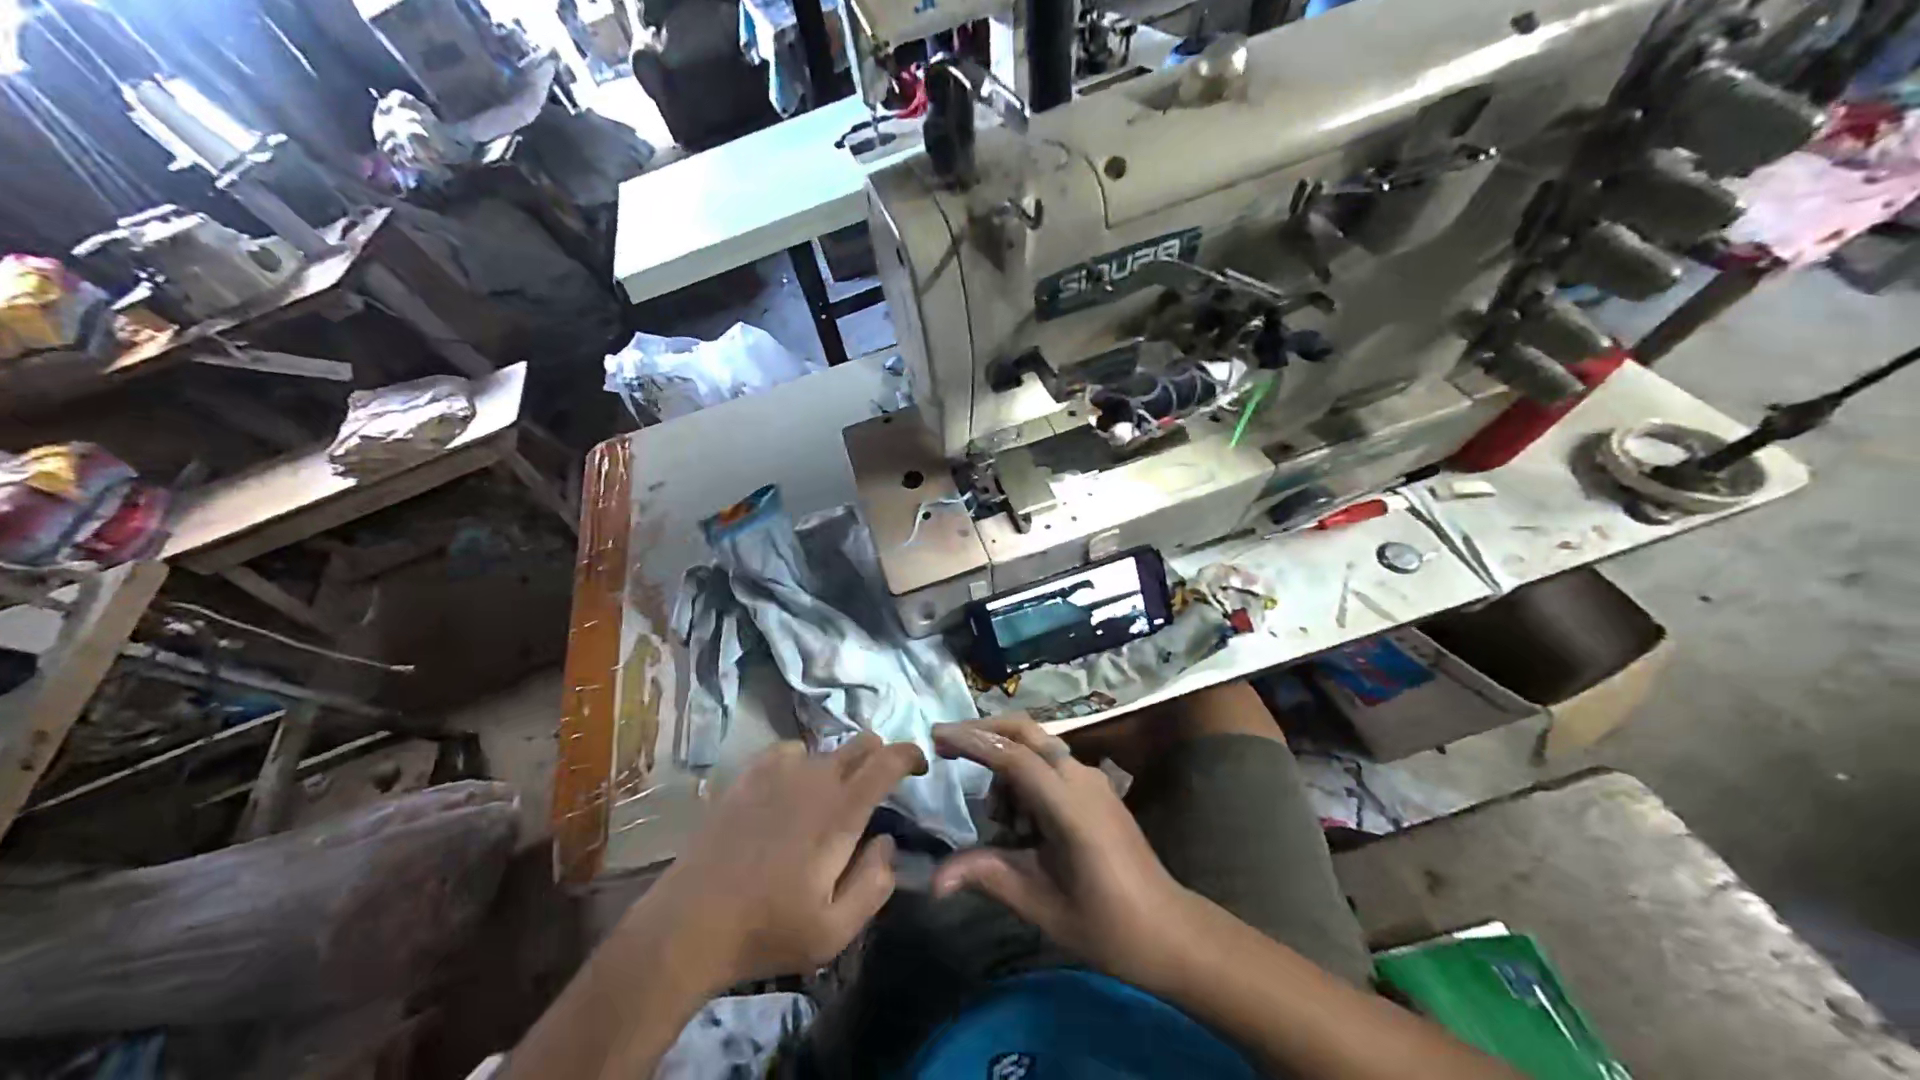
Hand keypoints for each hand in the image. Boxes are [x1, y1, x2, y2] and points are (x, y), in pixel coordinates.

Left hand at [629, 734, 927, 990]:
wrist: (689, 923)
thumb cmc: (768, 930)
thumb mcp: (835, 930)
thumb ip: (875, 883)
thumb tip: (887, 841)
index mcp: (841, 812)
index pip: (887, 761)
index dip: (910, 755)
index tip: (920, 767)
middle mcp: (814, 779)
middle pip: (861, 743)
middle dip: (880, 757)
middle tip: (879, 790)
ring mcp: (777, 773)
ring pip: (825, 749)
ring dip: (840, 765)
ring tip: (832, 798)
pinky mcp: (747, 777)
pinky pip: (788, 751)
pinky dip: (802, 763)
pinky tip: (792, 790)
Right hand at [929, 714, 1205, 988]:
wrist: (1168, 931)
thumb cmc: (1106, 924)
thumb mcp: (1041, 905)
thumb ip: (988, 876)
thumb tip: (934, 879)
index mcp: (1069, 805)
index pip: (1013, 757)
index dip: (972, 742)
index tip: (935, 736)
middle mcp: (1081, 778)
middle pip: (1026, 732)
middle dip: (984, 732)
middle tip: (946, 747)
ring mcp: (1092, 780)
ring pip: (1037, 747)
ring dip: (1006, 766)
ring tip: (1000, 826)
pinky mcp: (1096, 789)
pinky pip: (1051, 764)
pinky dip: (1025, 776)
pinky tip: (1022, 824)